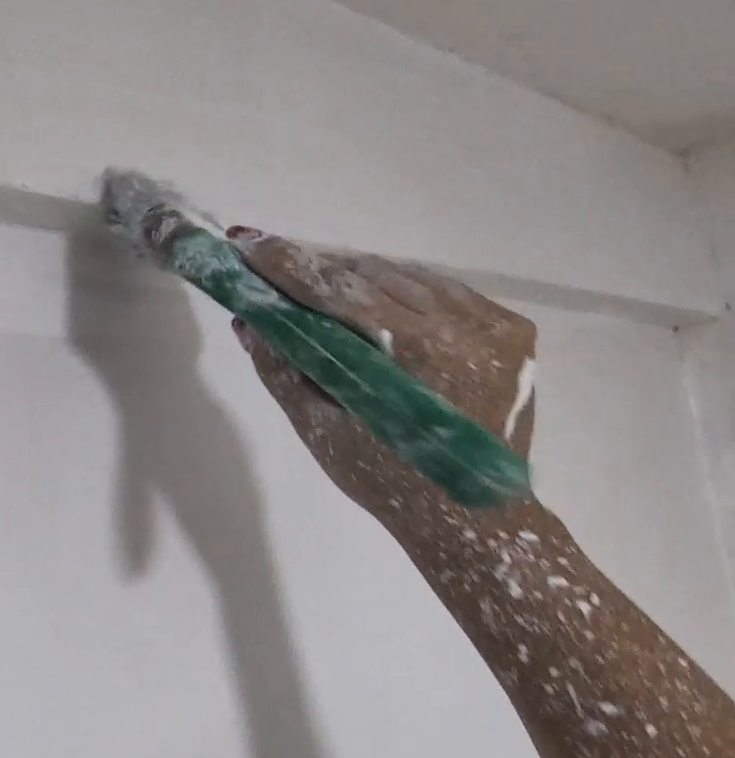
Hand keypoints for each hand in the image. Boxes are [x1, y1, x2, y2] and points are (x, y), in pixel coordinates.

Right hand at [227, 228, 538, 530]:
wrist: (471, 514)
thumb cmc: (383, 479)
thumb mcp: (318, 427)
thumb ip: (283, 368)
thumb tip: (248, 321)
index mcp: (411, 352)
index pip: (336, 291)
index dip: (286, 266)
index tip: (246, 243)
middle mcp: (461, 325)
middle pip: (371, 276)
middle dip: (314, 265)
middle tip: (267, 257)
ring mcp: (493, 324)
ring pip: (408, 277)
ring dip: (353, 274)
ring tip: (310, 276)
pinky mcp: (511, 330)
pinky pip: (443, 291)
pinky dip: (398, 287)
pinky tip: (368, 293)